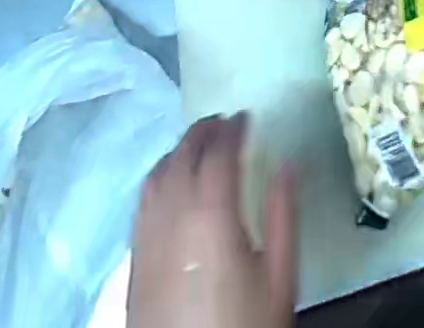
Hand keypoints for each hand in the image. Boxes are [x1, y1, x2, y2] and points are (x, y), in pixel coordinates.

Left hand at [129, 114, 295, 327]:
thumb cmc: (243, 326)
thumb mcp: (278, 277)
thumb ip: (282, 214)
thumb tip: (288, 164)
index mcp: (212, 209)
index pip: (220, 151)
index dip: (233, 128)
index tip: (247, 117)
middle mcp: (174, 208)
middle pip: (185, 151)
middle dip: (205, 130)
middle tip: (225, 123)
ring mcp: (149, 227)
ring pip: (160, 168)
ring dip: (181, 147)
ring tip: (201, 143)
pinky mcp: (135, 249)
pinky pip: (144, 194)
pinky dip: (161, 171)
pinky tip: (172, 179)